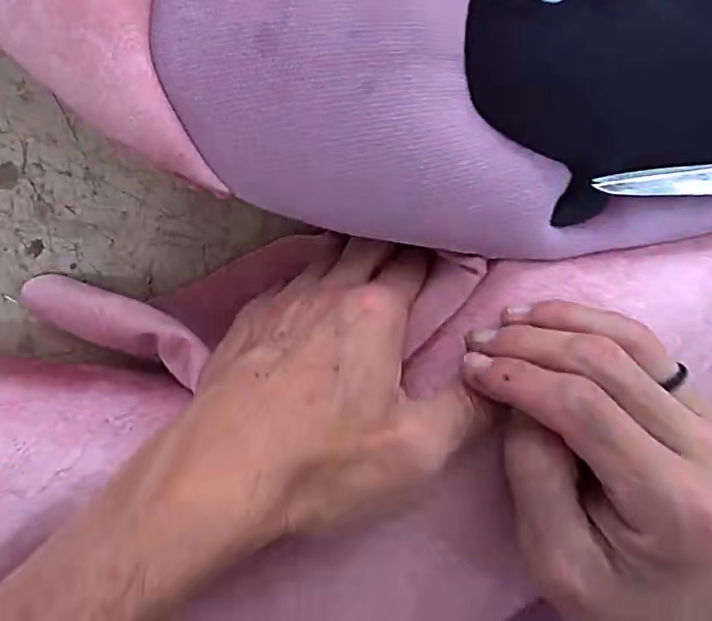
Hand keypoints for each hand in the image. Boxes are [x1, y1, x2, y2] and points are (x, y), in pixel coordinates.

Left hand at [0, 238, 485, 620]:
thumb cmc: (321, 462)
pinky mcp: (249, 320)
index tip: (452, 243)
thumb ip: (469, 409)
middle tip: (414, 232)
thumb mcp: (415, 451)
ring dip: (353, 246)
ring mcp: (286, 301)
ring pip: (328, 252)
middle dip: (398, 235)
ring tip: (367, 244)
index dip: (439, 251)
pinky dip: (310, 270)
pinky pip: (290, 277)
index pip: (417, 262)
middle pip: (372, 244)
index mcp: (377, 311)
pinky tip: (309, 285)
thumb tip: (498, 374)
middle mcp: (333, 292)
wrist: (213, 479)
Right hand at [462, 302, 711, 620]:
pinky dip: (597, 324)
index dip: (524, 378)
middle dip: (536, 343)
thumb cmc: (619, 607)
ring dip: (567, 319)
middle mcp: (710, 451)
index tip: (473, 367)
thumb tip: (520, 391)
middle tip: (482, 339)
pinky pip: (649, 348)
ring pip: (634, 341)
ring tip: (514, 318)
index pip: (588, 409)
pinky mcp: (710, 409)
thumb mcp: (558, 565)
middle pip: (611, 364)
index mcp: (676, 504)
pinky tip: (557, 320)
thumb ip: (535, 475)